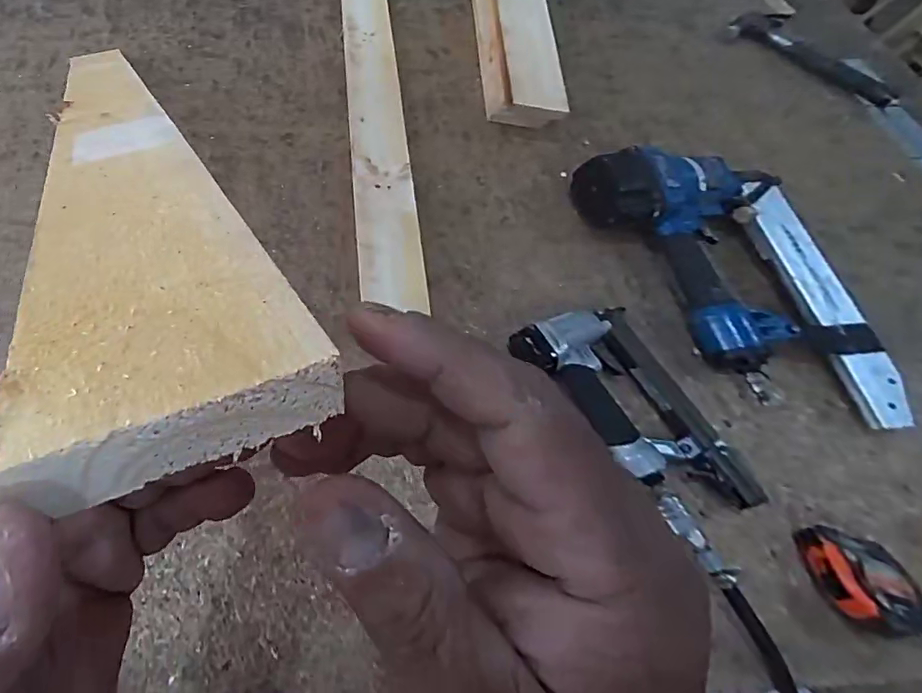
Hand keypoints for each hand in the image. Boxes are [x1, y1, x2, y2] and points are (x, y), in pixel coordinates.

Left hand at [0, 380, 255, 691]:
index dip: (74, 367)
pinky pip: (157, 517)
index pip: (14, 405)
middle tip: (218, 391)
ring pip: (135, 465)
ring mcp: (68, 529)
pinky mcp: (109, 562)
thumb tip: (22, 518)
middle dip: (154, 406)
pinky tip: (232, 490)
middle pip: (92, 427)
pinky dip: (196, 500)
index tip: (140, 340)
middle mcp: (19, 496)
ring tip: (241, 433)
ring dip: (187, 448)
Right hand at [274, 306, 709, 692]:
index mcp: (613, 545)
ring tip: (311, 436)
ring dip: (385, 415)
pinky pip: (454, 456)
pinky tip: (346, 455)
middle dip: (394, 388)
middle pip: (492, 408)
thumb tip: (318, 495)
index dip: (444, 357)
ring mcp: (554, 505)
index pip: (527, 414)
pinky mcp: (520, 514)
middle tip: (308, 402)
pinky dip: (395, 445)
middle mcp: (591, 502)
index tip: (366, 320)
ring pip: (466, 423)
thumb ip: (408, 601)